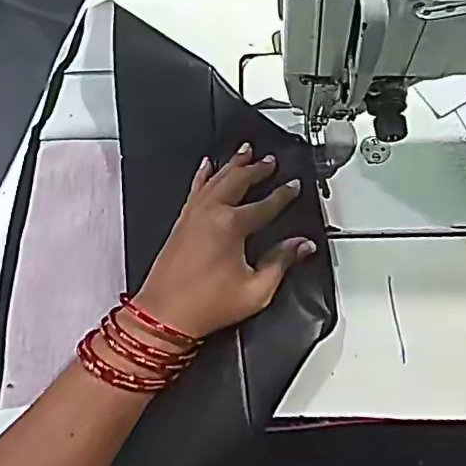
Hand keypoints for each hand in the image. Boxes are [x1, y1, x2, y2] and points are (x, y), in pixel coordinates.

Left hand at [130, 144, 317, 338]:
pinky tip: (206, 166)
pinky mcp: (182, 220)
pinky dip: (204, 174)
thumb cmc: (204, 304)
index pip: (265, 204)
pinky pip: (196, 187)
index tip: (294, 186)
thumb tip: (301, 246)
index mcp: (230, 226)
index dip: (283, 194)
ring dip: (233, 164)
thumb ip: (281, 262)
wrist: (164, 314)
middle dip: (257, 169)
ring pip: (217, 178)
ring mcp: (193, 213)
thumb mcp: (256, 290)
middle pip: (239, 181)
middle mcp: (210, 212)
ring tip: (245, 151)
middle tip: (270, 161)